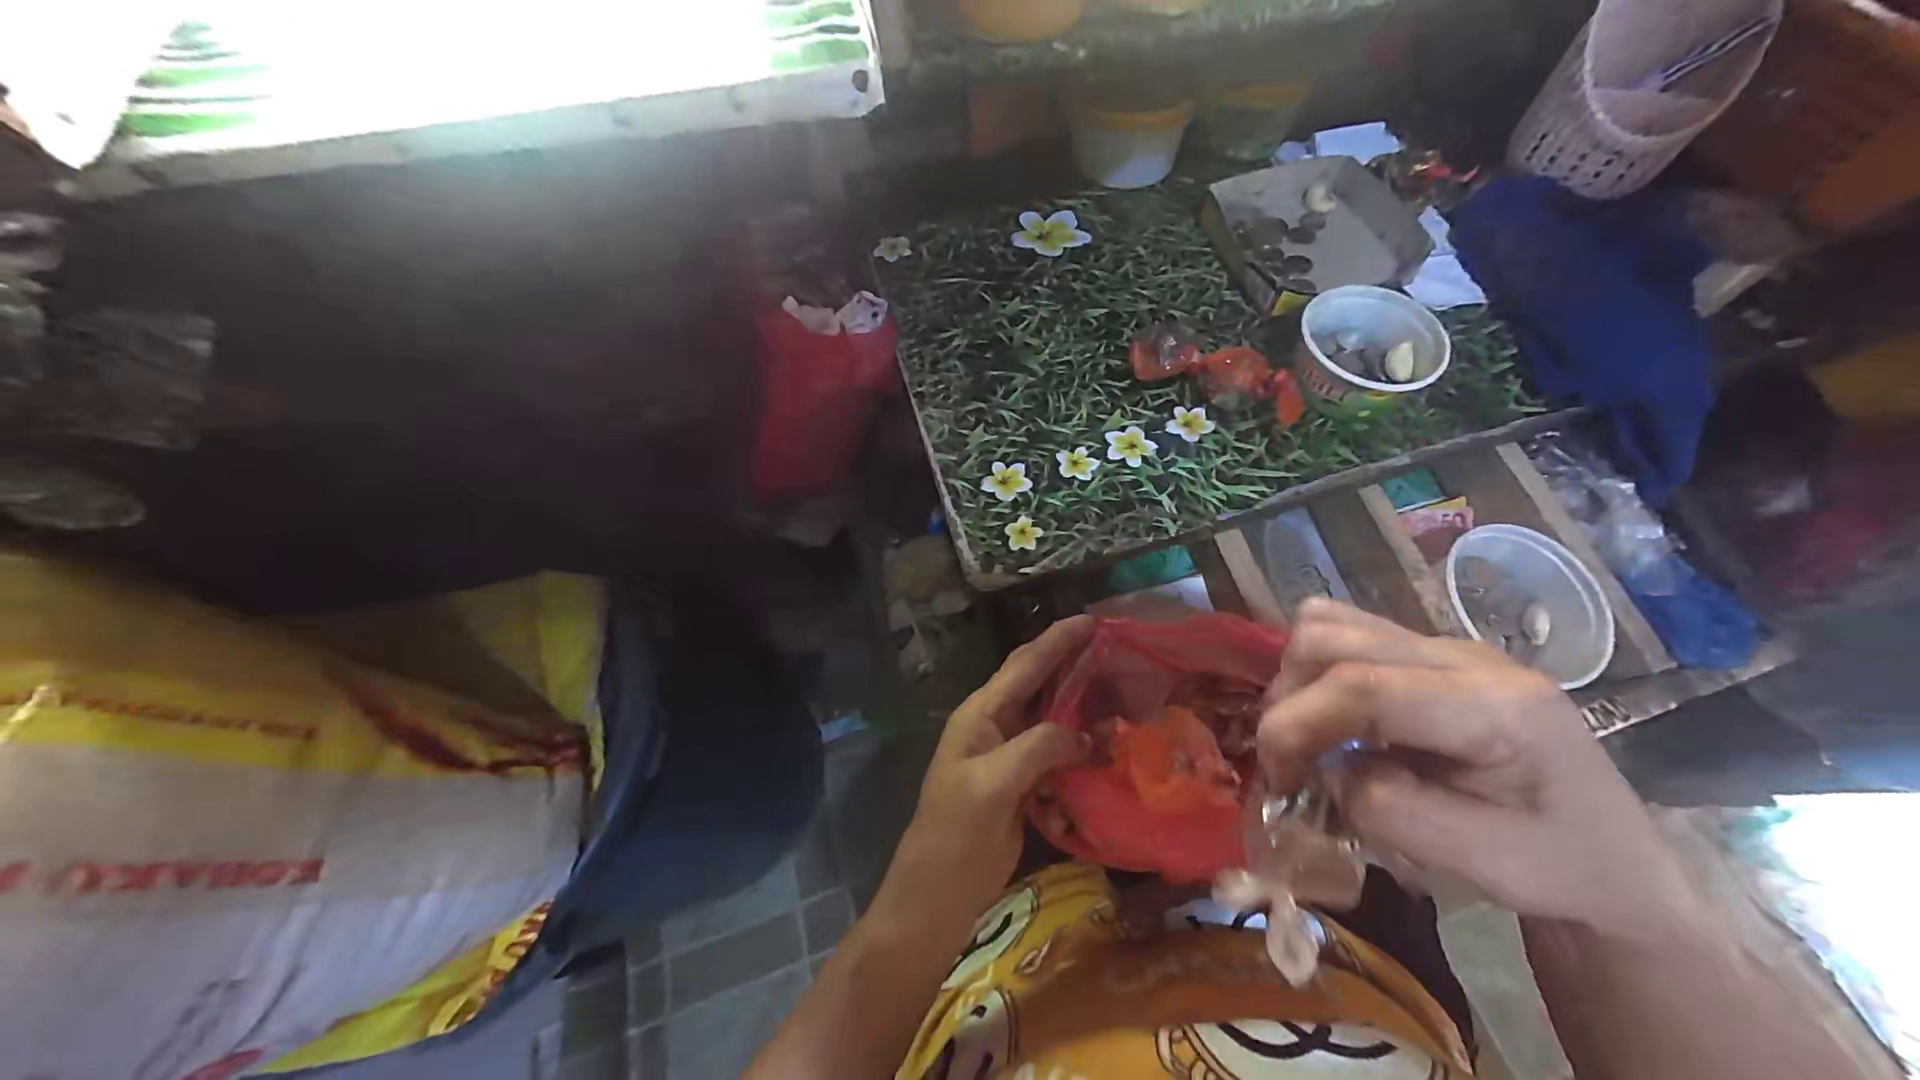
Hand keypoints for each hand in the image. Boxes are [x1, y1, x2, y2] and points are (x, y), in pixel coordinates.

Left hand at [880, 615, 1094, 924]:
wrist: (937, 895)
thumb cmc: (956, 836)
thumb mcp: (993, 786)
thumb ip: (1037, 748)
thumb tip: (1086, 734)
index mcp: (980, 715)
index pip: (1023, 666)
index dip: (1056, 641)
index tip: (1092, 620)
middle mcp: (994, 726)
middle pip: (1038, 684)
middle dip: (1072, 665)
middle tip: (1114, 650)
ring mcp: (1008, 756)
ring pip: (1050, 720)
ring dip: (1081, 709)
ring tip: (1121, 696)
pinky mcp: (1021, 784)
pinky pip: (1055, 755)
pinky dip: (1078, 749)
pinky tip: (1105, 749)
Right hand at [1256, 599, 1710, 944]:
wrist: (1618, 858)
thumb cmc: (1560, 868)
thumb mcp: (1482, 863)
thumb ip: (1388, 809)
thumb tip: (1325, 769)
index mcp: (1496, 706)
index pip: (1360, 684)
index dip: (1295, 724)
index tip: (1277, 779)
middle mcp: (1465, 656)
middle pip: (1331, 637)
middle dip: (1287, 698)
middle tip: (1288, 761)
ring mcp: (1445, 646)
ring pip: (1328, 623)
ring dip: (1295, 679)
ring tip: (1304, 736)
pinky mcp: (1428, 651)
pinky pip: (1345, 633)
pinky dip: (1314, 671)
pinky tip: (1331, 717)